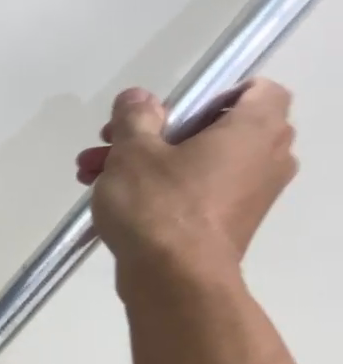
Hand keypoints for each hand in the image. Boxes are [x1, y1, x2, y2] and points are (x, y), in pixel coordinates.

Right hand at [75, 80, 298, 284]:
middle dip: (158, 134)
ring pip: (200, 161)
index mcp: (254, 128)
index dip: (210, 95)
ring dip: (150, 162)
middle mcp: (268, 154)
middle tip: (109, 146)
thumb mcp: (132, 154)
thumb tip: (138, 97)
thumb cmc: (157, 204)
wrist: (174, 274)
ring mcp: (254, 190)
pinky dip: (165, 187)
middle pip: (218, 127)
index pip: (256, 90)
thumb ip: (135, 119)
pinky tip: (120, 200)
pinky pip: (200, 189)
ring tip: (96, 177)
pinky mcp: (232, 218)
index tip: (164, 114)